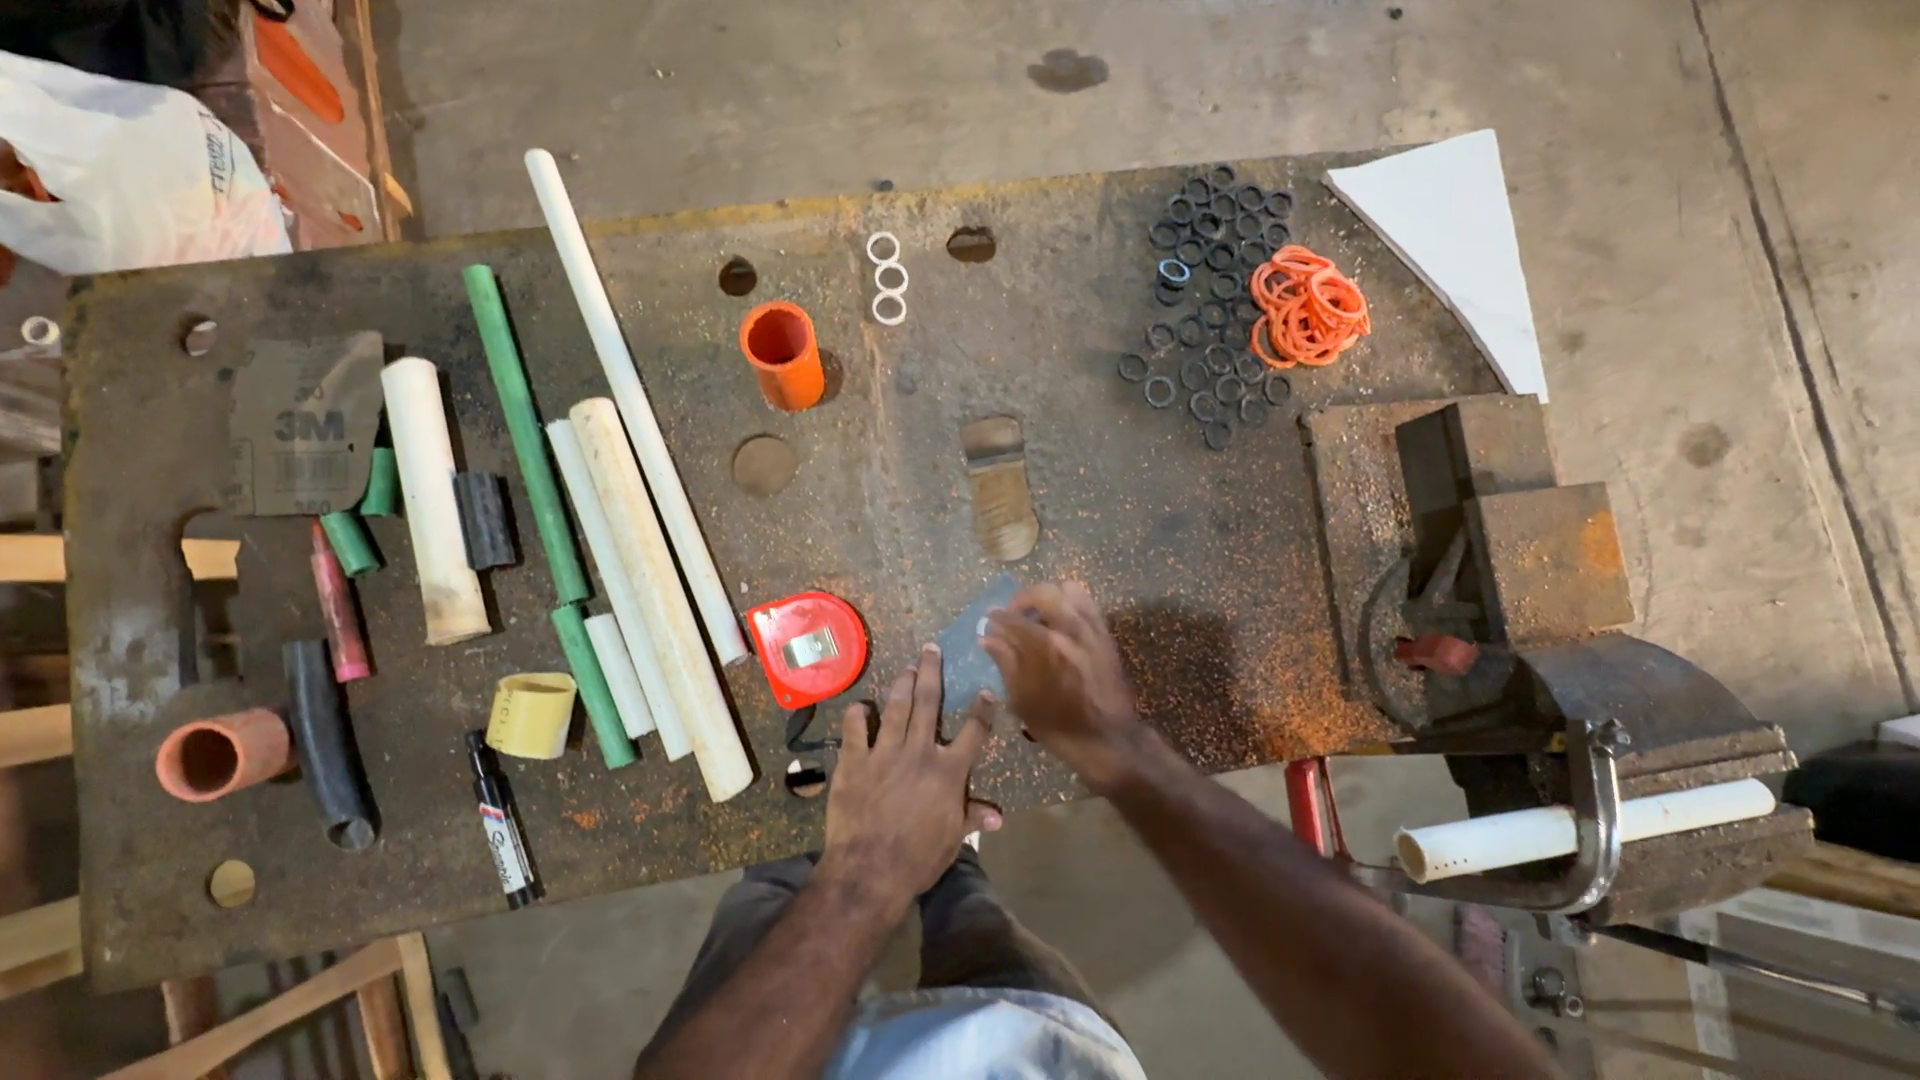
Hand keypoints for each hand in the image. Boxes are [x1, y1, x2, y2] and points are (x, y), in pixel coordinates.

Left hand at [819, 644, 1000, 915]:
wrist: (869, 871)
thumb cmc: (918, 859)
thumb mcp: (953, 840)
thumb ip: (972, 818)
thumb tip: (998, 816)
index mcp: (949, 772)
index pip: (973, 732)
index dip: (982, 709)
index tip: (986, 691)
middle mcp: (919, 752)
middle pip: (929, 703)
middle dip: (931, 672)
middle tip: (930, 649)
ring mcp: (884, 753)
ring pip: (895, 708)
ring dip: (901, 684)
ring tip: (905, 667)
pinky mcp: (854, 761)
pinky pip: (855, 729)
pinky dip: (857, 714)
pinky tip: (860, 706)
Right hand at [981, 582, 1146, 792]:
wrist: (1107, 739)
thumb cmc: (1059, 725)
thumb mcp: (1022, 699)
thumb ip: (1006, 662)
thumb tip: (988, 637)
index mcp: (1047, 647)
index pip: (1014, 619)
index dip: (997, 617)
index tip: (988, 619)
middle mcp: (1071, 629)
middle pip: (1044, 592)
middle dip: (1023, 599)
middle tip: (1013, 615)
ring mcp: (1092, 629)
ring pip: (1070, 591)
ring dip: (1049, 598)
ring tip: (1039, 617)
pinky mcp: (1106, 635)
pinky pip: (1087, 604)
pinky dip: (1070, 605)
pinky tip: (1061, 625)